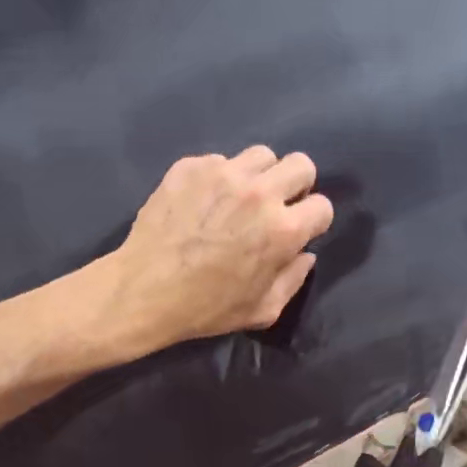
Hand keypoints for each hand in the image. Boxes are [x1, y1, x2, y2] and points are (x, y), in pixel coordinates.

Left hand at [103, 146, 334, 349]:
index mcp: (283, 229)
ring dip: (258, 175)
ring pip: (260, 155)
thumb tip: (305, 254)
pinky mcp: (190, 167)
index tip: (297, 231)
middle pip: (300, 165)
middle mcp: (259, 192)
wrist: (144, 290)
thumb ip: (293, 280)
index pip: (322, 206)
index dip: (312, 221)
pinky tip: (200, 202)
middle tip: (274, 206)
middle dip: (295, 185)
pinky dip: (216, 178)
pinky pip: (217, 161)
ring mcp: (222, 174)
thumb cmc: (205, 308)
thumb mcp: (261, 310)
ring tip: (238, 198)